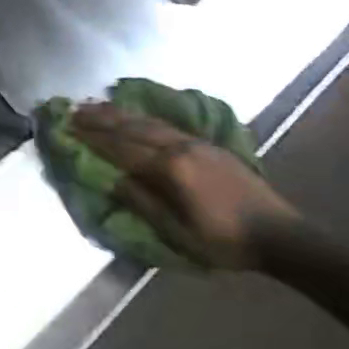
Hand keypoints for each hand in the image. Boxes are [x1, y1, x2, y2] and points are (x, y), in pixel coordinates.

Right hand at [70, 102, 298, 268]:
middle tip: (73, 110)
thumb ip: (143, 203)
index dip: (93, 137)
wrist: (280, 235)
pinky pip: (166, 123)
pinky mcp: (207, 144)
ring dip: (119, 113)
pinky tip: (134, 114)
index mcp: (170, 169)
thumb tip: (114, 180)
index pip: (122, 148)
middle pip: (132, 127)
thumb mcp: (179, 234)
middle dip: (100, 118)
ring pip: (148, 121)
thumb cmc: (226, 242)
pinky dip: (142, 116)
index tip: (69, 127)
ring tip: (95, 106)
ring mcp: (194, 142)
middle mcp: (179, 147)